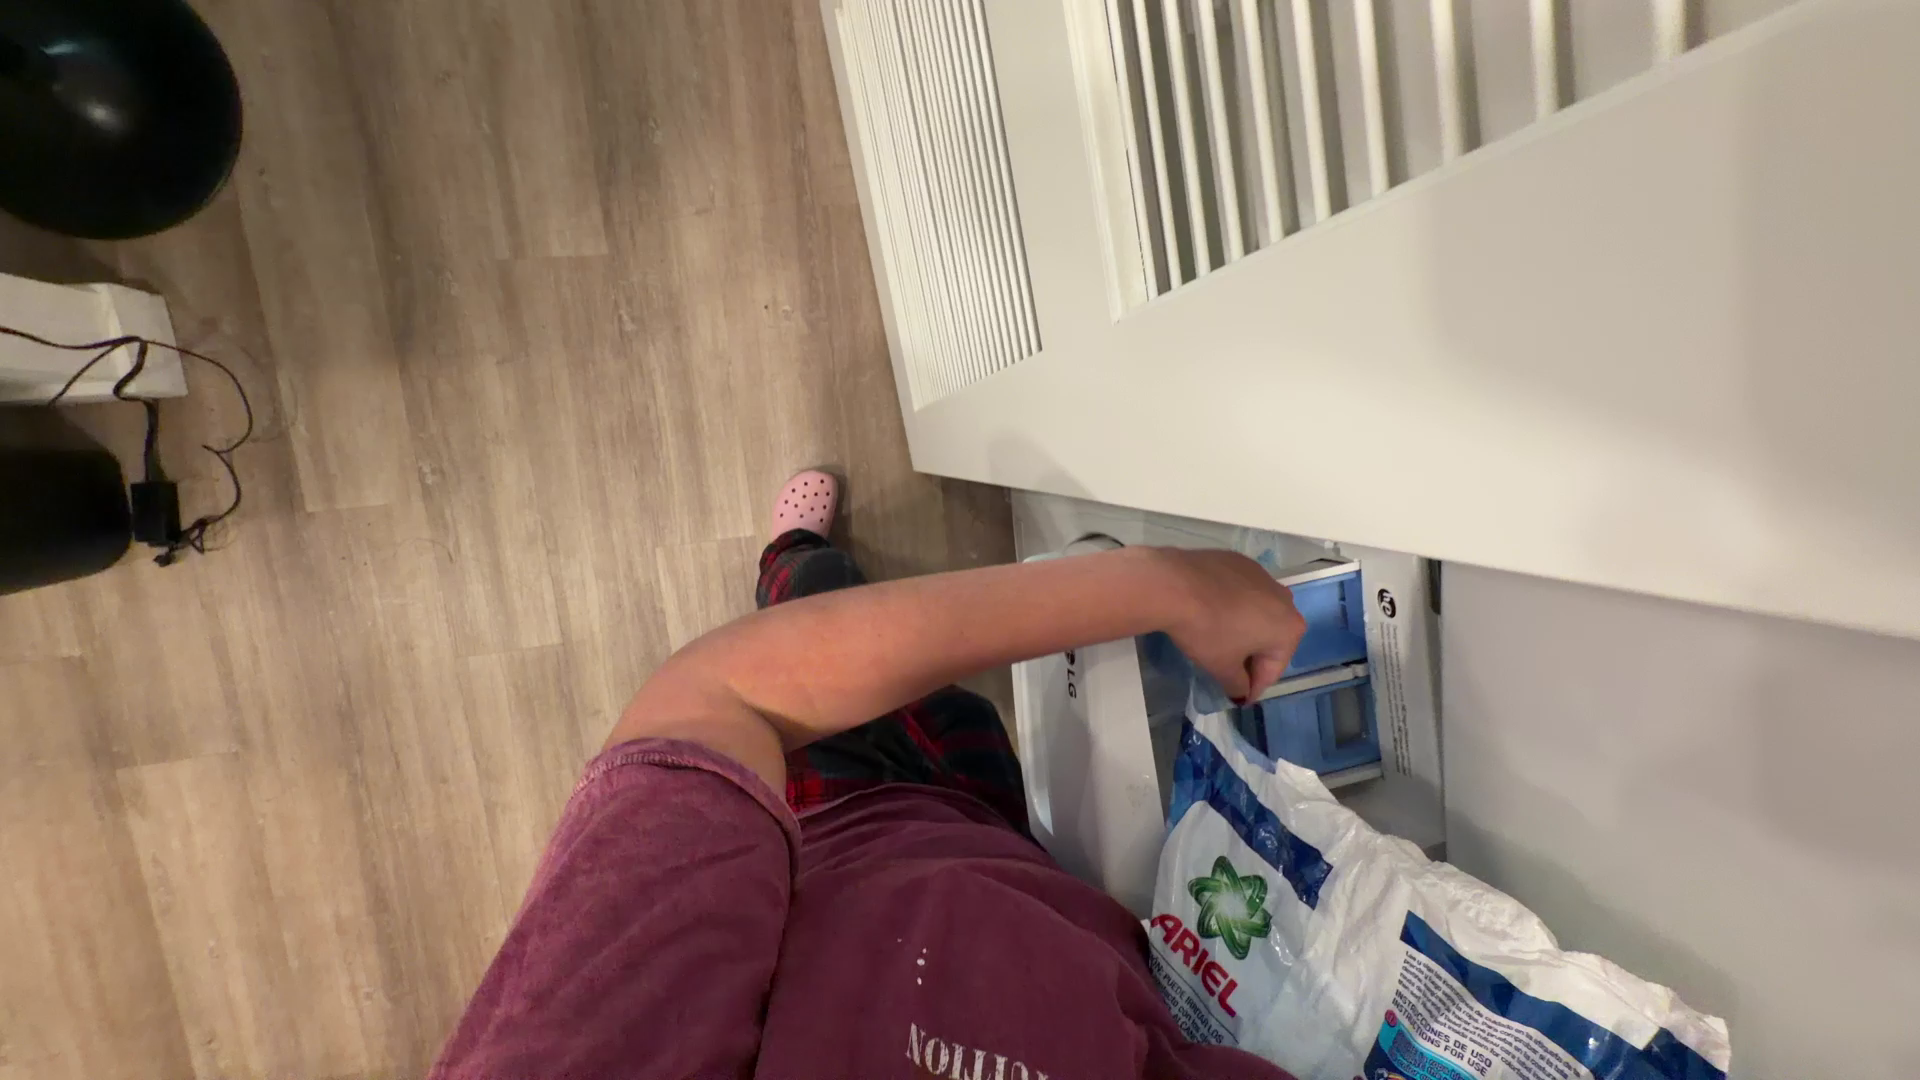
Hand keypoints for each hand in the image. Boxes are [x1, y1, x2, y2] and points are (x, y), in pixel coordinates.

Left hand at [1155, 548, 1306, 702]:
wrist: (1175, 584)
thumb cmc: (1207, 630)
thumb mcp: (1221, 667)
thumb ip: (1237, 684)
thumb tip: (1241, 692)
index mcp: (1290, 627)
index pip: (1273, 669)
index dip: (1255, 687)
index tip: (1241, 698)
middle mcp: (1285, 598)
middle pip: (1270, 637)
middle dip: (1252, 657)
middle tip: (1229, 673)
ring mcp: (1261, 574)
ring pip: (1256, 611)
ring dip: (1242, 628)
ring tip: (1219, 641)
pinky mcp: (1237, 560)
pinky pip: (1239, 590)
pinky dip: (1229, 604)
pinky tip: (1210, 611)